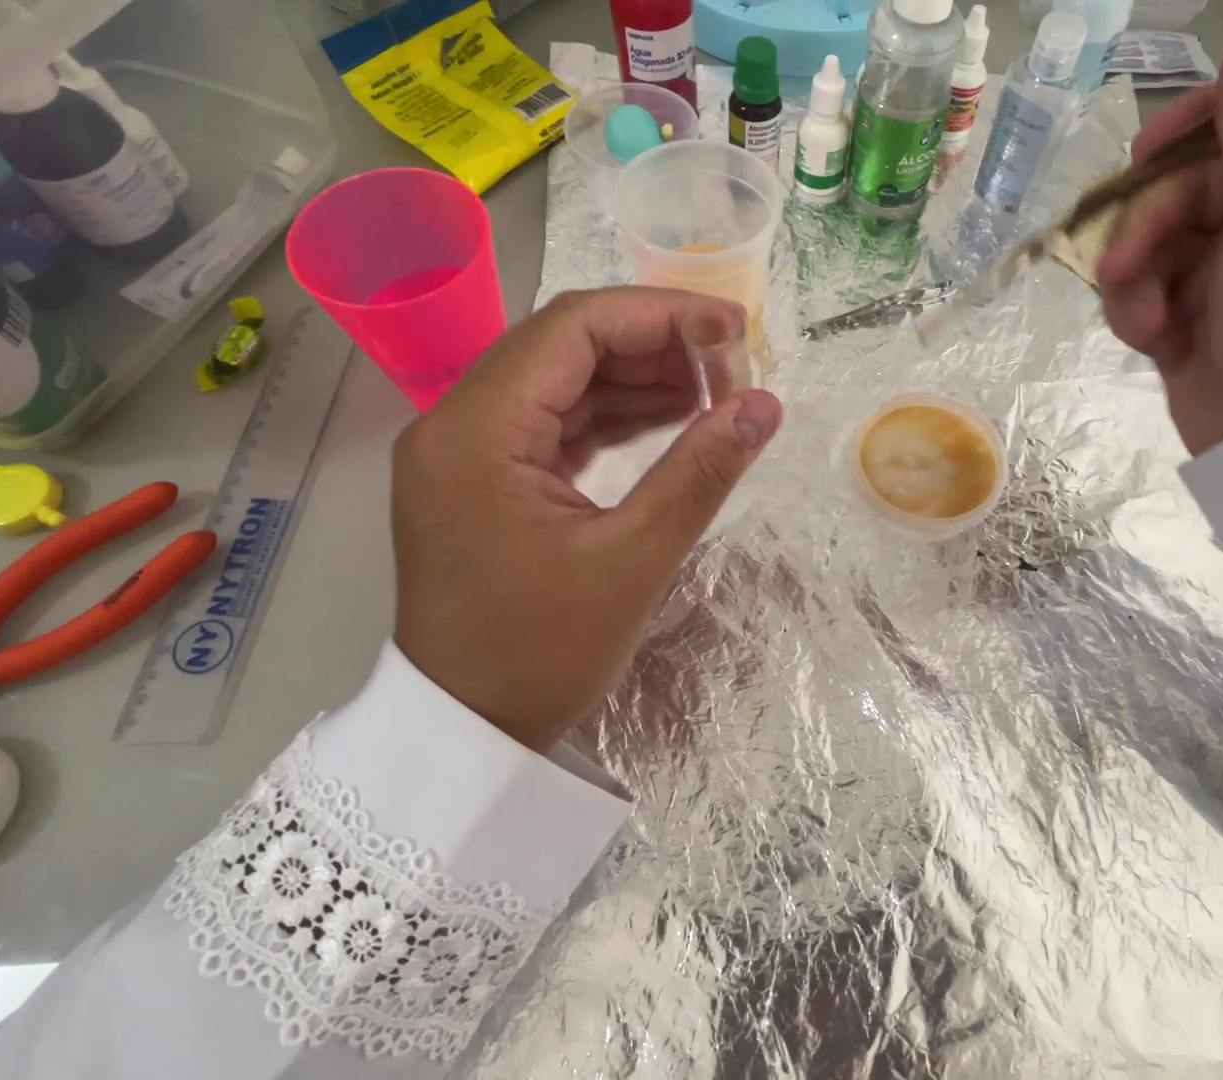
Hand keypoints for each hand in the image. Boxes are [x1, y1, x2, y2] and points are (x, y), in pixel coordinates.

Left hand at [391, 287, 782, 750]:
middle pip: (564, 347)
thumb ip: (700, 472)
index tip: (734, 331)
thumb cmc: (540, 655)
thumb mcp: (632, 562)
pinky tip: (668, 423)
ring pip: (560, 384)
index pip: (573, 328)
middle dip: (654, 347)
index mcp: (477, 429)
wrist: (465, 731)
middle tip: (731, 373)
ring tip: (713, 398)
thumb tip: (765, 405)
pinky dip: (609, 420)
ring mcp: (465, 452)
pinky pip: (550, 427)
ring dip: (635, 382)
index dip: (661, 315)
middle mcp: (457, 422)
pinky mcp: (481, 481)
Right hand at [1095, 0, 1222, 455]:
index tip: (1142, 153)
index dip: (1191, 128)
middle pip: (1189, 184)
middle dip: (1149, 222)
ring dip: (1136, 275)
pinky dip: (1137, 312)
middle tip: (1129, 262)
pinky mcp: (1196, 322)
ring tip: (1144, 317)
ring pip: (1156, 241)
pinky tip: (1149, 338)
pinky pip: (1147, 293)